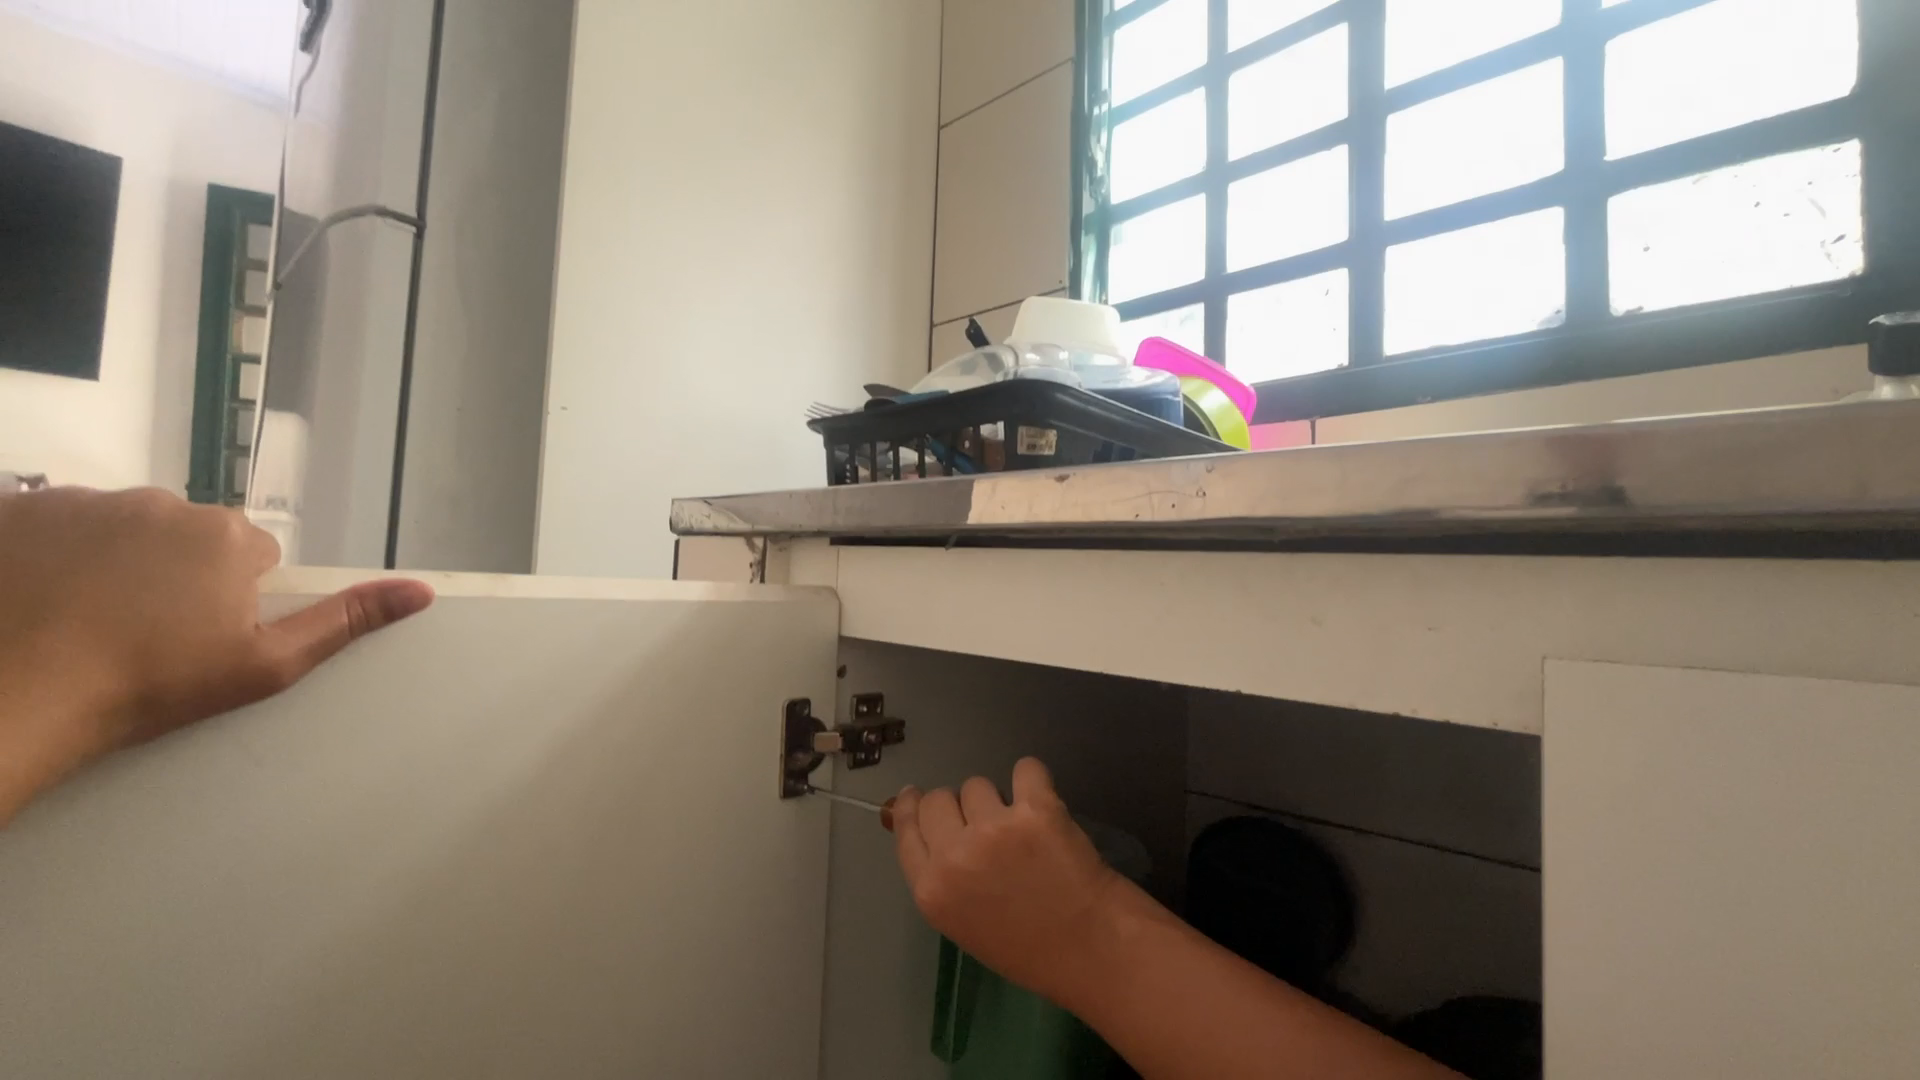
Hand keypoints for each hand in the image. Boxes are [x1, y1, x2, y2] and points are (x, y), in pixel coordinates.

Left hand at [0, 487, 433, 823]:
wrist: (5, 698)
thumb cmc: (145, 685)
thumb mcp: (267, 663)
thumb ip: (348, 620)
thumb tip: (420, 591)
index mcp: (226, 536)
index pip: (250, 553)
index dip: (232, 596)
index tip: (199, 632)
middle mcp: (160, 503)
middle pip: (187, 535)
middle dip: (176, 572)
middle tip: (144, 630)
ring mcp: (77, 502)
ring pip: (121, 527)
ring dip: (113, 560)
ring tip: (84, 617)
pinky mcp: (9, 510)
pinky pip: (52, 523)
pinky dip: (50, 552)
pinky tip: (36, 596)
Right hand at [890, 757, 1137, 1002]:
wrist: (1093, 950)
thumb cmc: (1028, 947)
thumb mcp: (964, 921)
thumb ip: (941, 874)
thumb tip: (924, 823)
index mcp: (932, 891)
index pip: (907, 829)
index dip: (911, 807)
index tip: (916, 794)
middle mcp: (954, 856)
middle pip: (938, 799)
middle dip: (960, 806)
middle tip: (985, 823)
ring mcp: (994, 830)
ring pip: (978, 785)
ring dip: (998, 799)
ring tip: (1023, 829)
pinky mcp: (1035, 810)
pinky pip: (1024, 769)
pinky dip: (1033, 779)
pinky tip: (1043, 801)